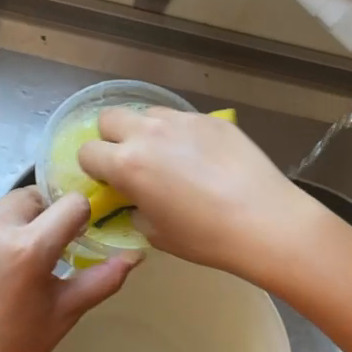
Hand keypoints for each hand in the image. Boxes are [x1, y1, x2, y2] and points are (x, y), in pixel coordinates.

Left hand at [0, 187, 138, 351]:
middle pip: (36, 196)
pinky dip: (0, 236)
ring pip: (8, 208)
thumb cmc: (15, 350)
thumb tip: (134, 256)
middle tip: (56, 247)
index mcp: (30, 248)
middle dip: (50, 213)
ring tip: (26, 262)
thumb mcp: (66, 312)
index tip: (83, 236)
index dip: (84, 216)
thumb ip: (103, 278)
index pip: (72, 203)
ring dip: (24, 222)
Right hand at [77, 106, 320, 279]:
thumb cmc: (205, 237)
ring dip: (148, 132)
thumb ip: (135, 209)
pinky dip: (182, 134)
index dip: (94, 168)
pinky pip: (184, 119)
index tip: (109, 181)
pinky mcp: (212, 119)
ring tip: (169, 156)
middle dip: (112, 138)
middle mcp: (148, 134)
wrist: (264, 221)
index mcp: (127, 165)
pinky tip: (203, 158)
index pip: (87, 152)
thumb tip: (135, 199)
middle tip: (131, 162)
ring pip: (149, 114)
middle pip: (110, 118)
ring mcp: (183, 121)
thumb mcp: (156, 234)